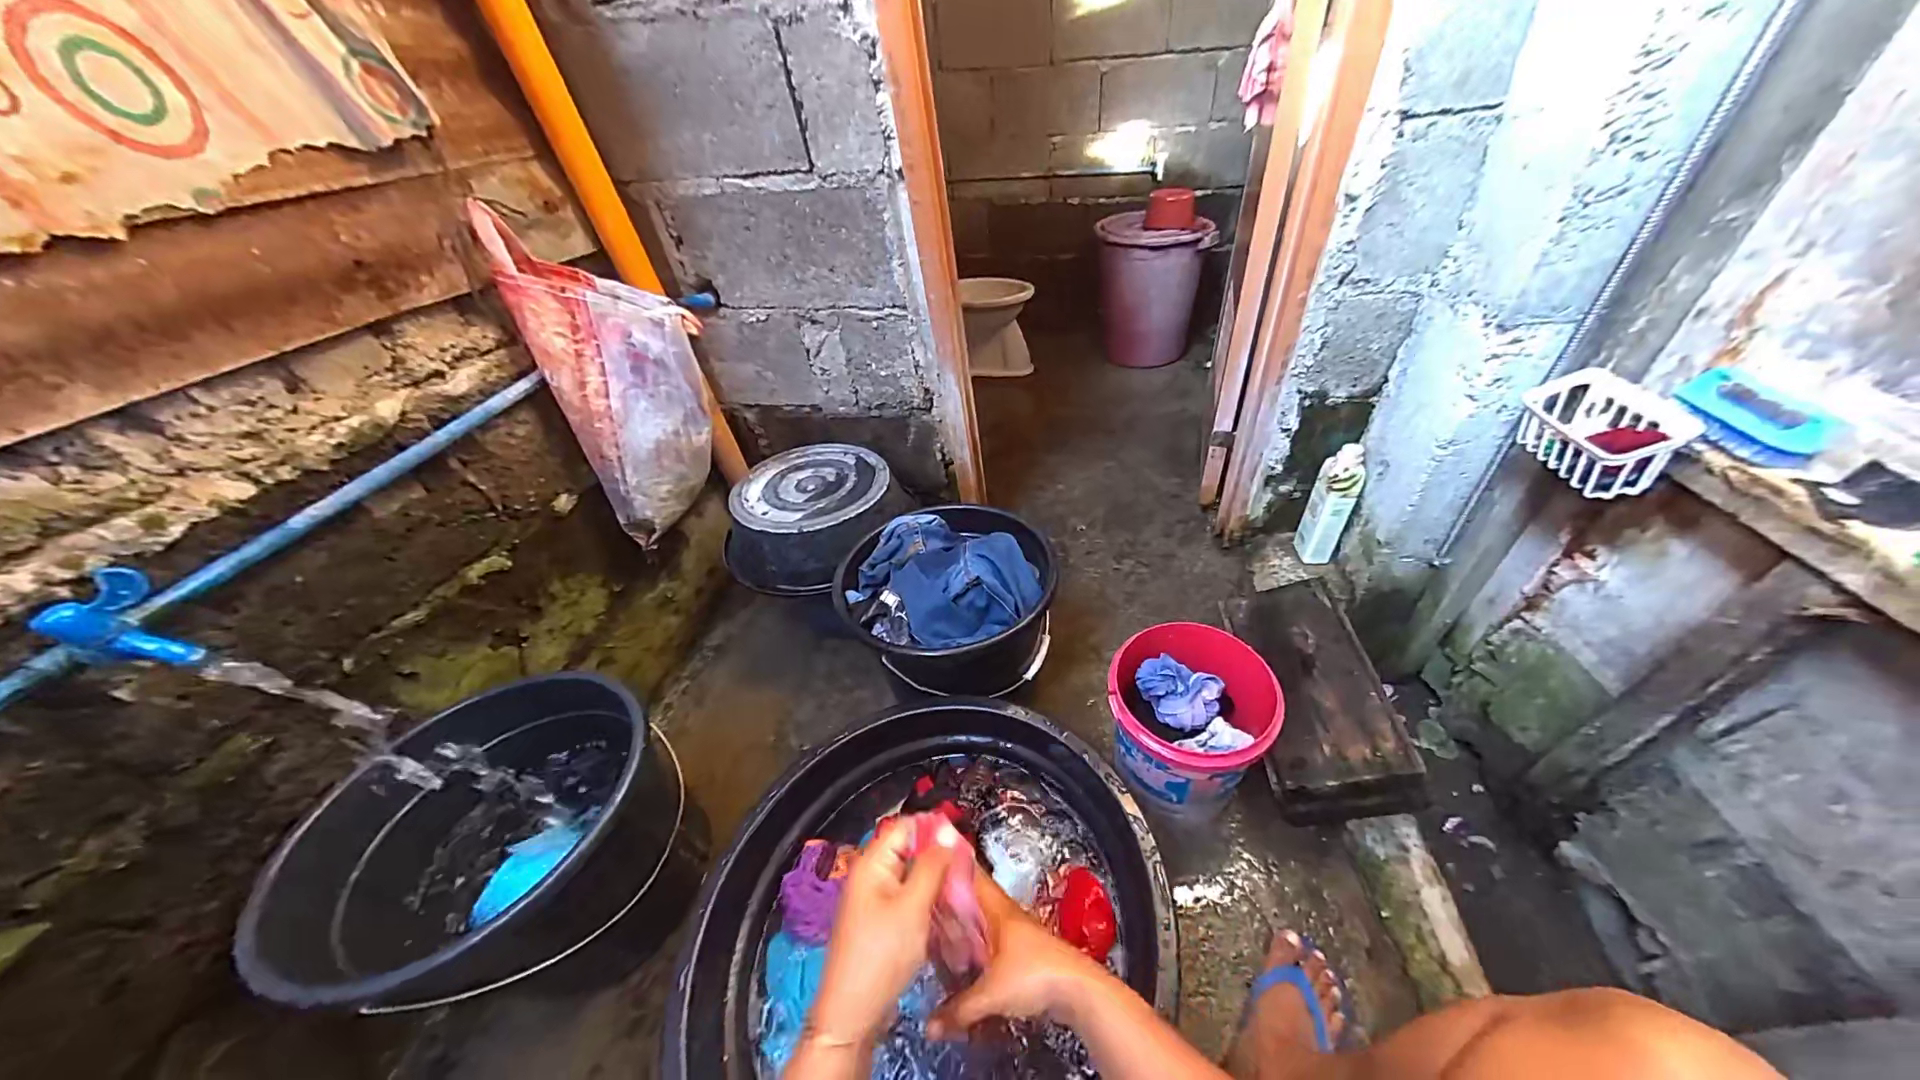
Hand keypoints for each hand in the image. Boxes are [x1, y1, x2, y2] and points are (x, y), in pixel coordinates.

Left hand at [807, 817, 956, 1043]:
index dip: (933, 829)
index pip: (905, 827)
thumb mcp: (913, 907)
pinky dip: (927, 903)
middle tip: (967, 873)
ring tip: (962, 894)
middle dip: (938, 859)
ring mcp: (875, 901)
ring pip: (912, 878)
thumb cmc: (882, 956)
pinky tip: (947, 915)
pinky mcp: (881, 923)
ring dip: (936, 883)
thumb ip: (932, 866)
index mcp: (872, 863)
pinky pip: (908, 900)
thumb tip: (947, 833)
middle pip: (909, 852)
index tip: (962, 843)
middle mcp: (871, 876)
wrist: (852, 1014)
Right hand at [927, 871, 1108, 1038]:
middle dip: (949, 901)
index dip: (949, 866)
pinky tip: (965, 962)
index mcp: (995, 908)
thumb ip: (959, 1009)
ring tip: (938, 933)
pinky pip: (990, 943)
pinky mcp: (1021, 954)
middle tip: (924, 904)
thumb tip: (931, 1026)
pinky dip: (975, 948)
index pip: (969, 874)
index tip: (927, 860)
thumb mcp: (991, 993)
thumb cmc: (1039, 974)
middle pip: (971, 899)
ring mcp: (1014, 933)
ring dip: (963, 926)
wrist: (1079, 991)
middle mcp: (1004, 914)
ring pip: (981, 922)